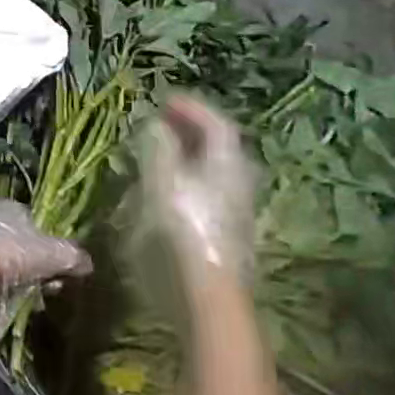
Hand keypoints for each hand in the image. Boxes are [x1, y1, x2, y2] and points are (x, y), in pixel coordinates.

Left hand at [0, 200, 91, 289]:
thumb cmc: (17, 253)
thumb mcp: (55, 253)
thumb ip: (74, 256)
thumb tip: (87, 263)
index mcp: (12, 208)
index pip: (36, 220)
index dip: (51, 239)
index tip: (62, 259)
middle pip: (25, 243)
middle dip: (40, 264)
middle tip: (53, 281)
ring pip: (13, 262)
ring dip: (27, 279)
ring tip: (39, 294)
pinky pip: (0, 277)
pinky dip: (11, 288)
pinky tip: (20, 299)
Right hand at [137, 94, 255, 281]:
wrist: (206, 295)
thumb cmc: (181, 231)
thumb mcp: (161, 183)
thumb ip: (158, 149)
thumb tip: (156, 124)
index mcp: (226, 164)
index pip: (216, 124)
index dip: (191, 108)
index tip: (164, 100)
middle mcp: (237, 181)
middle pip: (218, 146)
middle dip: (190, 129)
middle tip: (161, 120)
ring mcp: (235, 209)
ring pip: (214, 169)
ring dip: (188, 154)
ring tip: (158, 151)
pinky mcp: (226, 231)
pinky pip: (208, 189)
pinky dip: (187, 176)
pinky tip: (166, 187)